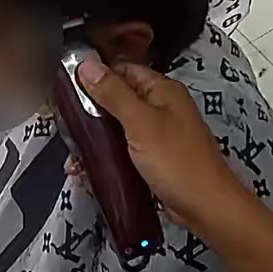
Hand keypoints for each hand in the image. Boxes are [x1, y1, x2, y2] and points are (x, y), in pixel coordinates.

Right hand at [75, 56, 246, 230]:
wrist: (206, 206)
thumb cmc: (178, 162)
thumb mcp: (140, 123)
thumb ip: (113, 93)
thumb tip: (87, 65)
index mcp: (163, 91)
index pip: (124, 70)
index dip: (96, 74)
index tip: (66, 86)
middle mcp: (162, 109)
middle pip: (119, 100)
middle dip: (92, 112)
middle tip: (67, 126)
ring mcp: (159, 135)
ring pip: (119, 129)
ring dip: (97, 139)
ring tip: (74, 156)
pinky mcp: (155, 160)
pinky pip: (126, 152)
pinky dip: (108, 158)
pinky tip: (89, 170)